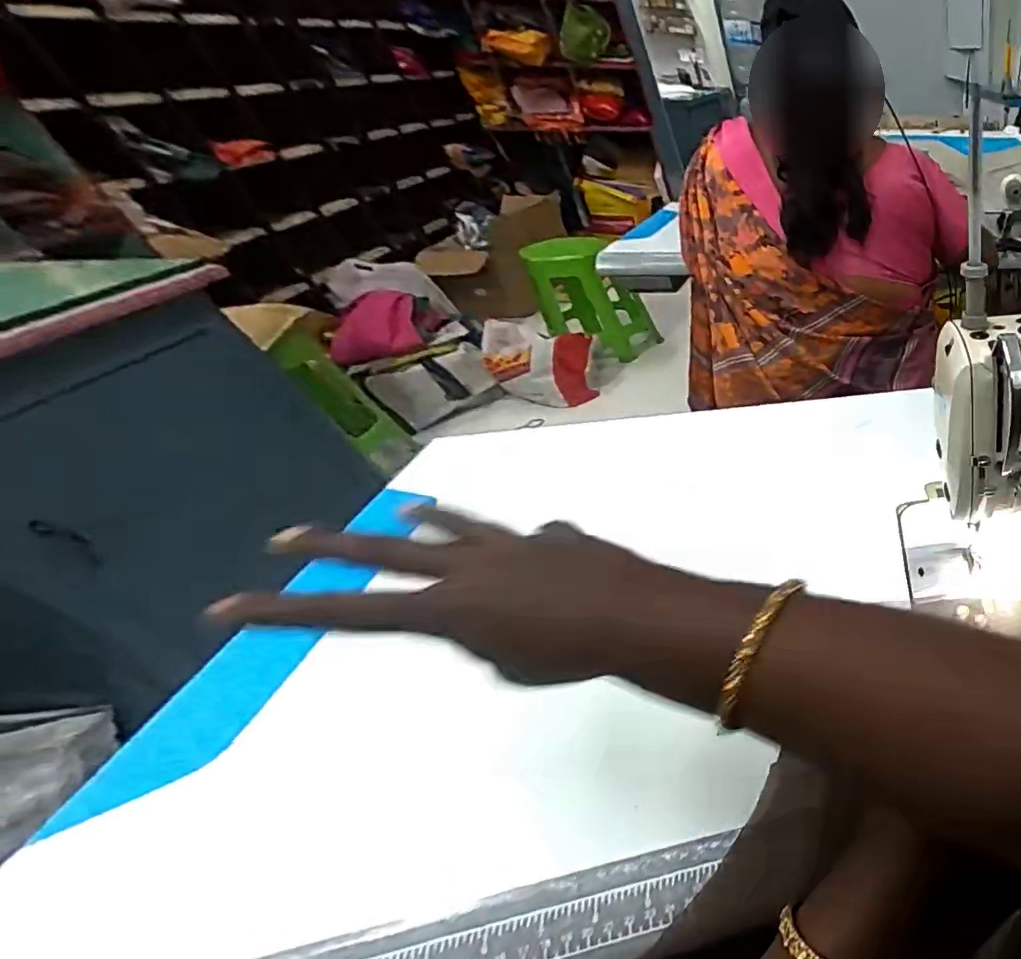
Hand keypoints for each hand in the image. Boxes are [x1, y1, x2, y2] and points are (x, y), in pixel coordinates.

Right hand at [209, 507, 710, 684]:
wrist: (635, 614)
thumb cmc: (571, 655)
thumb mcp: (509, 664)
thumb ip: (484, 634)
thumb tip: (493, 607)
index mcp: (451, 607)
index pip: (354, 613)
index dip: (291, 611)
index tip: (229, 607)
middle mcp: (475, 566)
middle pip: (391, 552)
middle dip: (335, 547)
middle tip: (287, 538)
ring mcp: (518, 543)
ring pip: (462, 527)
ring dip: (432, 520)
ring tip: (405, 511)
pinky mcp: (558, 536)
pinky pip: (535, 540)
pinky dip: (531, 549)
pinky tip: (543, 555)